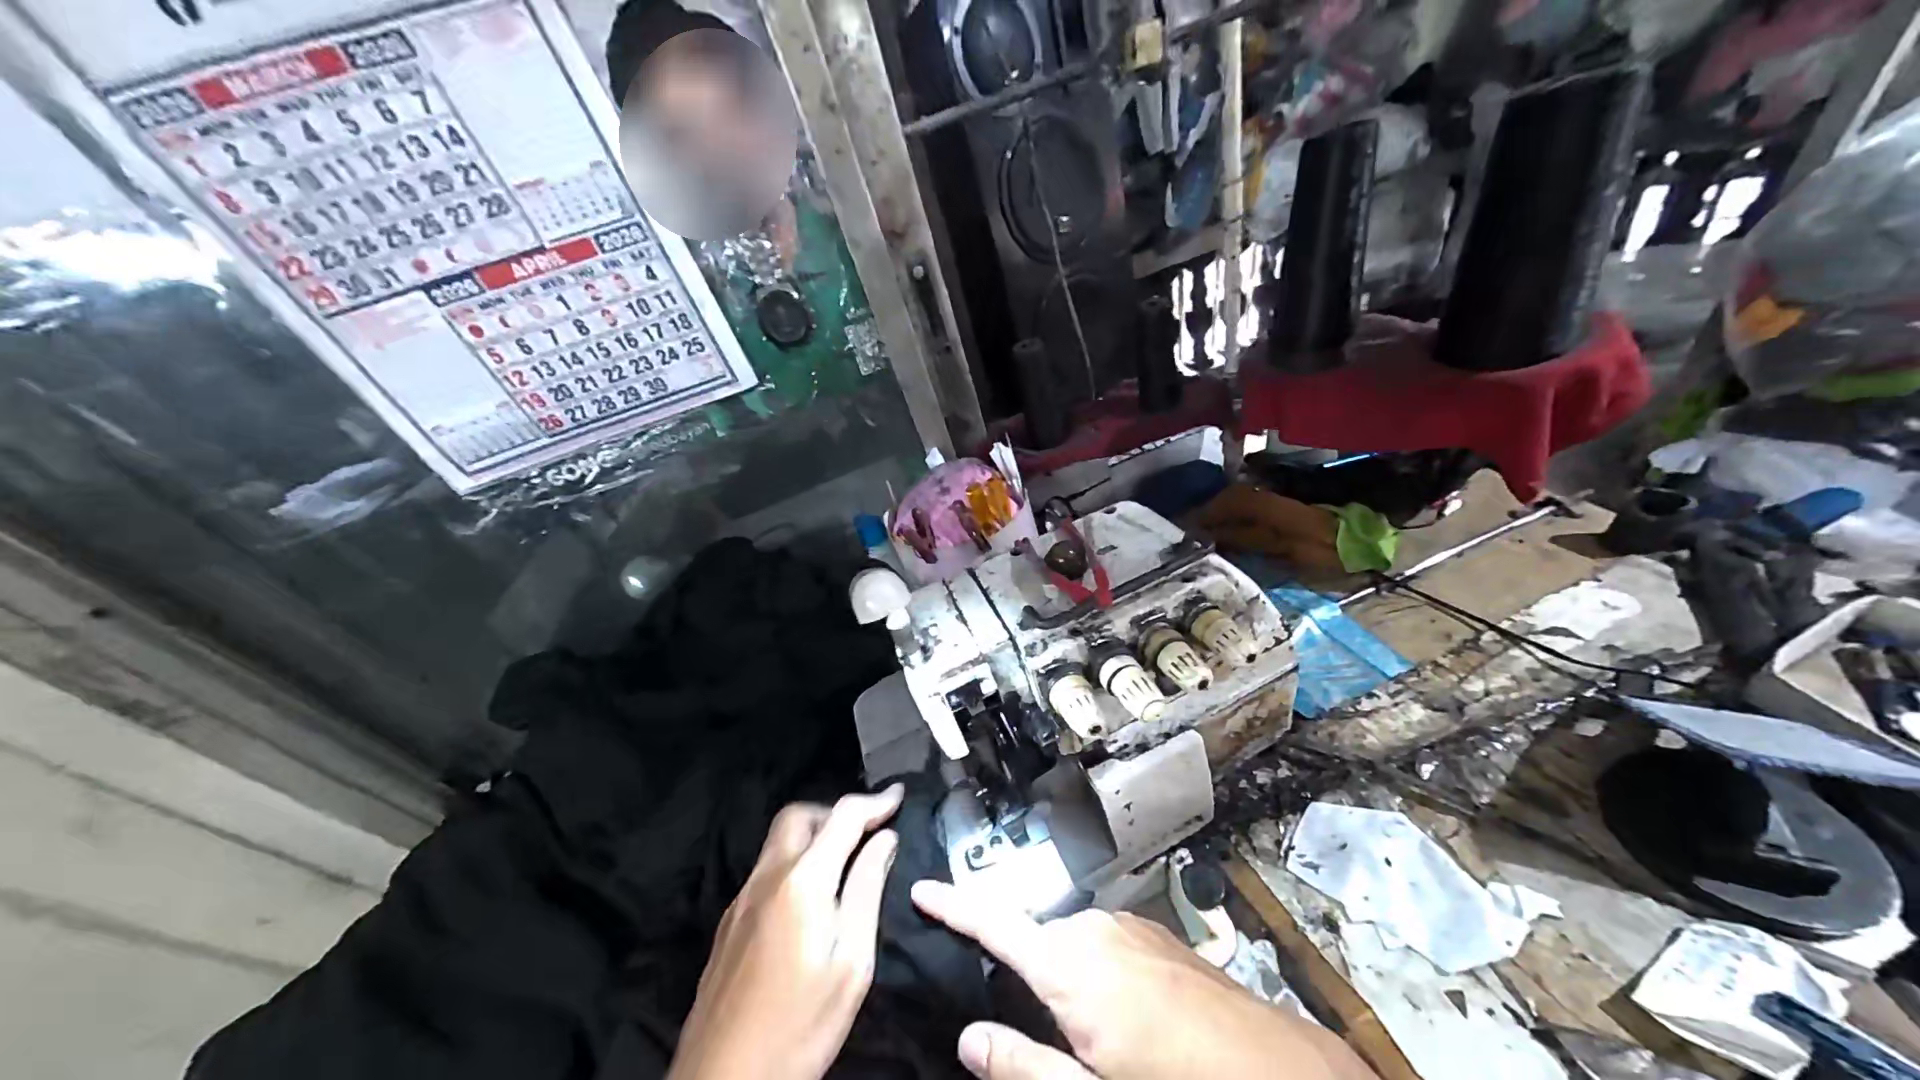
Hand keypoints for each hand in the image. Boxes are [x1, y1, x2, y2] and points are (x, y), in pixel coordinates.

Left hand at [667, 785, 903, 1079]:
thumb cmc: (800, 1025)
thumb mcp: (852, 962)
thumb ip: (867, 890)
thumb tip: (885, 840)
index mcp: (803, 880)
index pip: (842, 816)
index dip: (875, 801)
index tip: (899, 795)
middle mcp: (767, 876)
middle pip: (800, 816)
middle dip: (837, 813)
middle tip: (868, 832)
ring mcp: (742, 898)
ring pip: (779, 841)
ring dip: (814, 835)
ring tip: (845, 862)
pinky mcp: (729, 922)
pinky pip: (766, 869)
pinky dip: (795, 862)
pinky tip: (811, 898)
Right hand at [912, 879, 1377, 1079]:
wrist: (1273, 1069)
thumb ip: (1021, 1065)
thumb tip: (966, 1039)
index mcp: (1067, 965)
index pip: (993, 922)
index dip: (953, 905)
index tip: (921, 888)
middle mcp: (1093, 930)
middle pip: (1034, 938)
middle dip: (1020, 966)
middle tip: (1026, 1018)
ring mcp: (1129, 927)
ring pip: (1072, 942)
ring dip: (1062, 972)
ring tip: (1084, 1031)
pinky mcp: (1155, 934)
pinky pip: (1105, 943)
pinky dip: (1096, 968)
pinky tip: (1124, 1014)